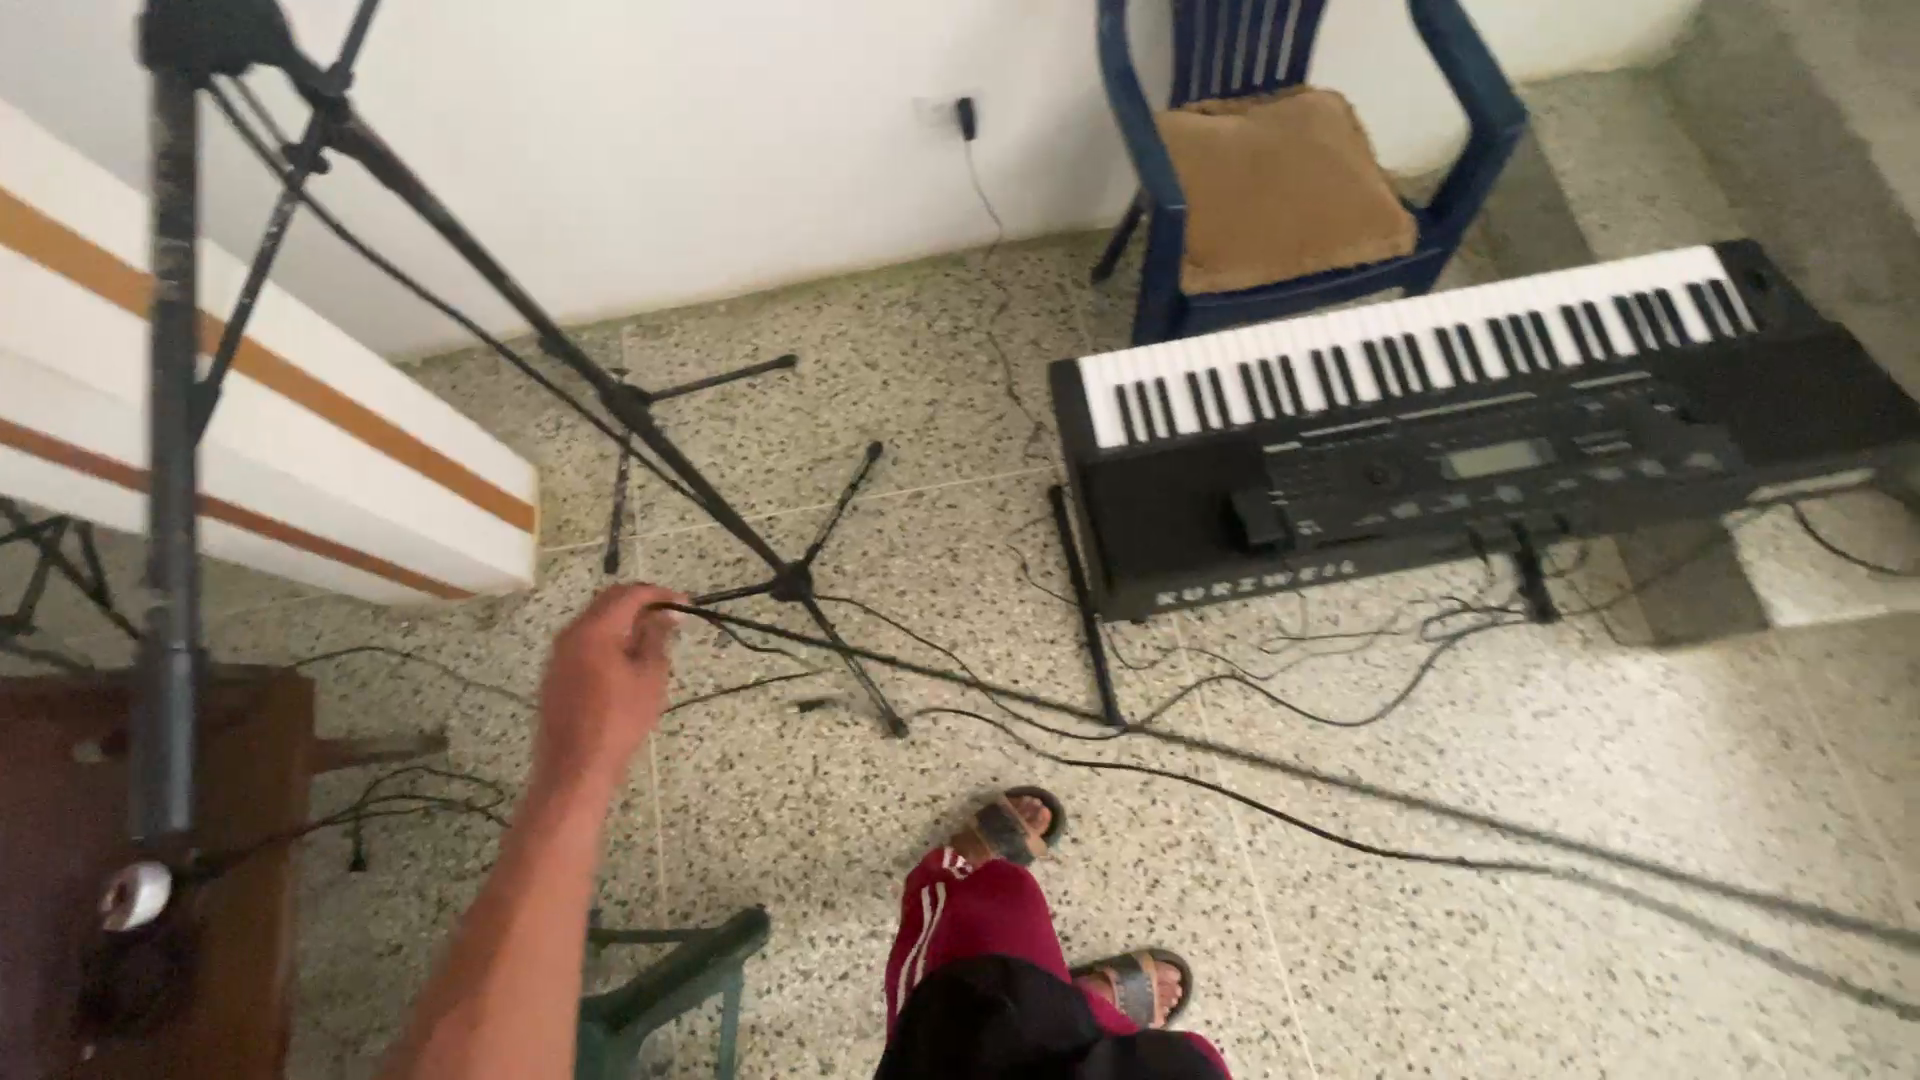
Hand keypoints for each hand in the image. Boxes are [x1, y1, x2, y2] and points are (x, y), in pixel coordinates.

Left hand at [532, 583, 684, 798]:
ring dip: (625, 620)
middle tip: (672, 616)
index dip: (661, 594)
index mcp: (594, 630)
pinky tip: (628, 658)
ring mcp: (559, 654)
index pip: (630, 595)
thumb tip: (666, 613)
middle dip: (642, 602)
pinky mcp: (556, 673)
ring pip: (596, 620)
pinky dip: (610, 637)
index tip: (686, 604)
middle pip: (608, 602)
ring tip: (654, 637)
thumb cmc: (620, 720)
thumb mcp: (649, 676)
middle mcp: (571, 634)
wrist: (575, 766)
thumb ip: (656, 637)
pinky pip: (586, 640)